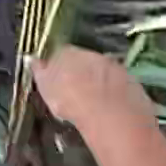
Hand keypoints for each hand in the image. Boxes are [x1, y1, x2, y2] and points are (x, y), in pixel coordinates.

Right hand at [31, 46, 153, 127]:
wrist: (107, 112)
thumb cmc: (69, 98)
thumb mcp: (44, 85)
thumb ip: (39, 70)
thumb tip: (32, 60)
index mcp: (67, 51)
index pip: (60, 53)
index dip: (60, 68)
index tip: (59, 83)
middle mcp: (91, 54)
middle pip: (85, 63)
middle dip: (82, 75)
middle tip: (78, 96)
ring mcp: (114, 68)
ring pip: (104, 75)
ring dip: (100, 86)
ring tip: (96, 108)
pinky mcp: (133, 85)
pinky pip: (121, 89)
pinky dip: (116, 99)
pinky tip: (112, 115)